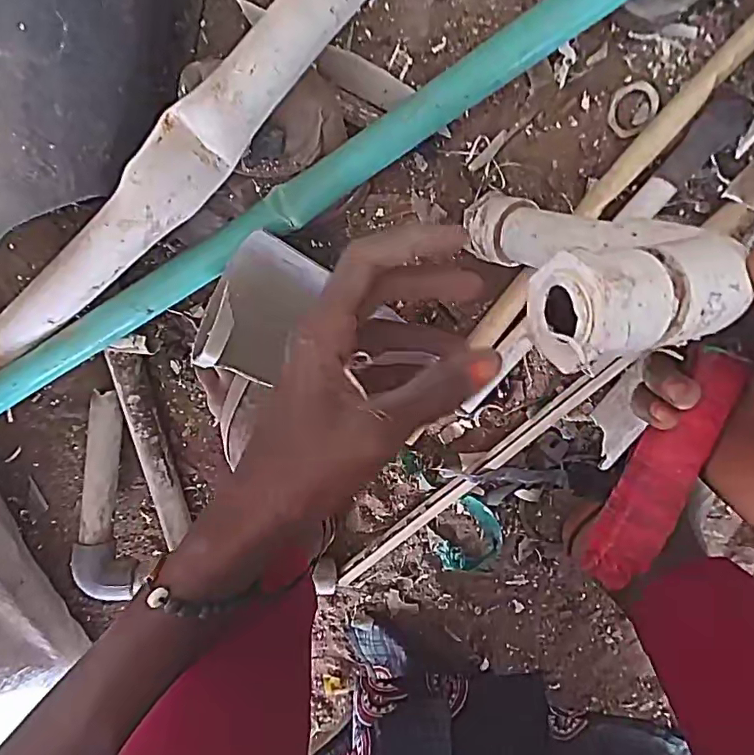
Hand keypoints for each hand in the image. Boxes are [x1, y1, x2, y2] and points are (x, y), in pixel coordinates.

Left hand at [225, 225, 499, 527]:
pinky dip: (409, 369)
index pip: (369, 262)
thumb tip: (489, 359)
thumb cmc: (305, 469)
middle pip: (379, 292)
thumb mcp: (379, 427)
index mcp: (323, 331)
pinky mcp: (332, 393)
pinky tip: (438, 383)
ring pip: (381, 333)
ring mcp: (326, 366)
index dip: (416, 243)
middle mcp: (322, 339)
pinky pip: (376, 366)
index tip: (461, 241)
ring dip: (424, 336)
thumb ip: (435, 391)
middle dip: (429, 285)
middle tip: (475, 287)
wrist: (264, 513)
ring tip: (468, 349)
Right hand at [632, 249, 753, 536]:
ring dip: (664, 376)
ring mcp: (711, 386)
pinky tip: (675, 419)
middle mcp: (743, 353)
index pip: (742, 283)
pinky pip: (650, 399)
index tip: (693, 280)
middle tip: (679, 343)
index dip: (715, 278)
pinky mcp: (687, 418)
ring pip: (663, 358)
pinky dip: (651, 406)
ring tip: (688, 399)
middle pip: (689, 320)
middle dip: (675, 332)